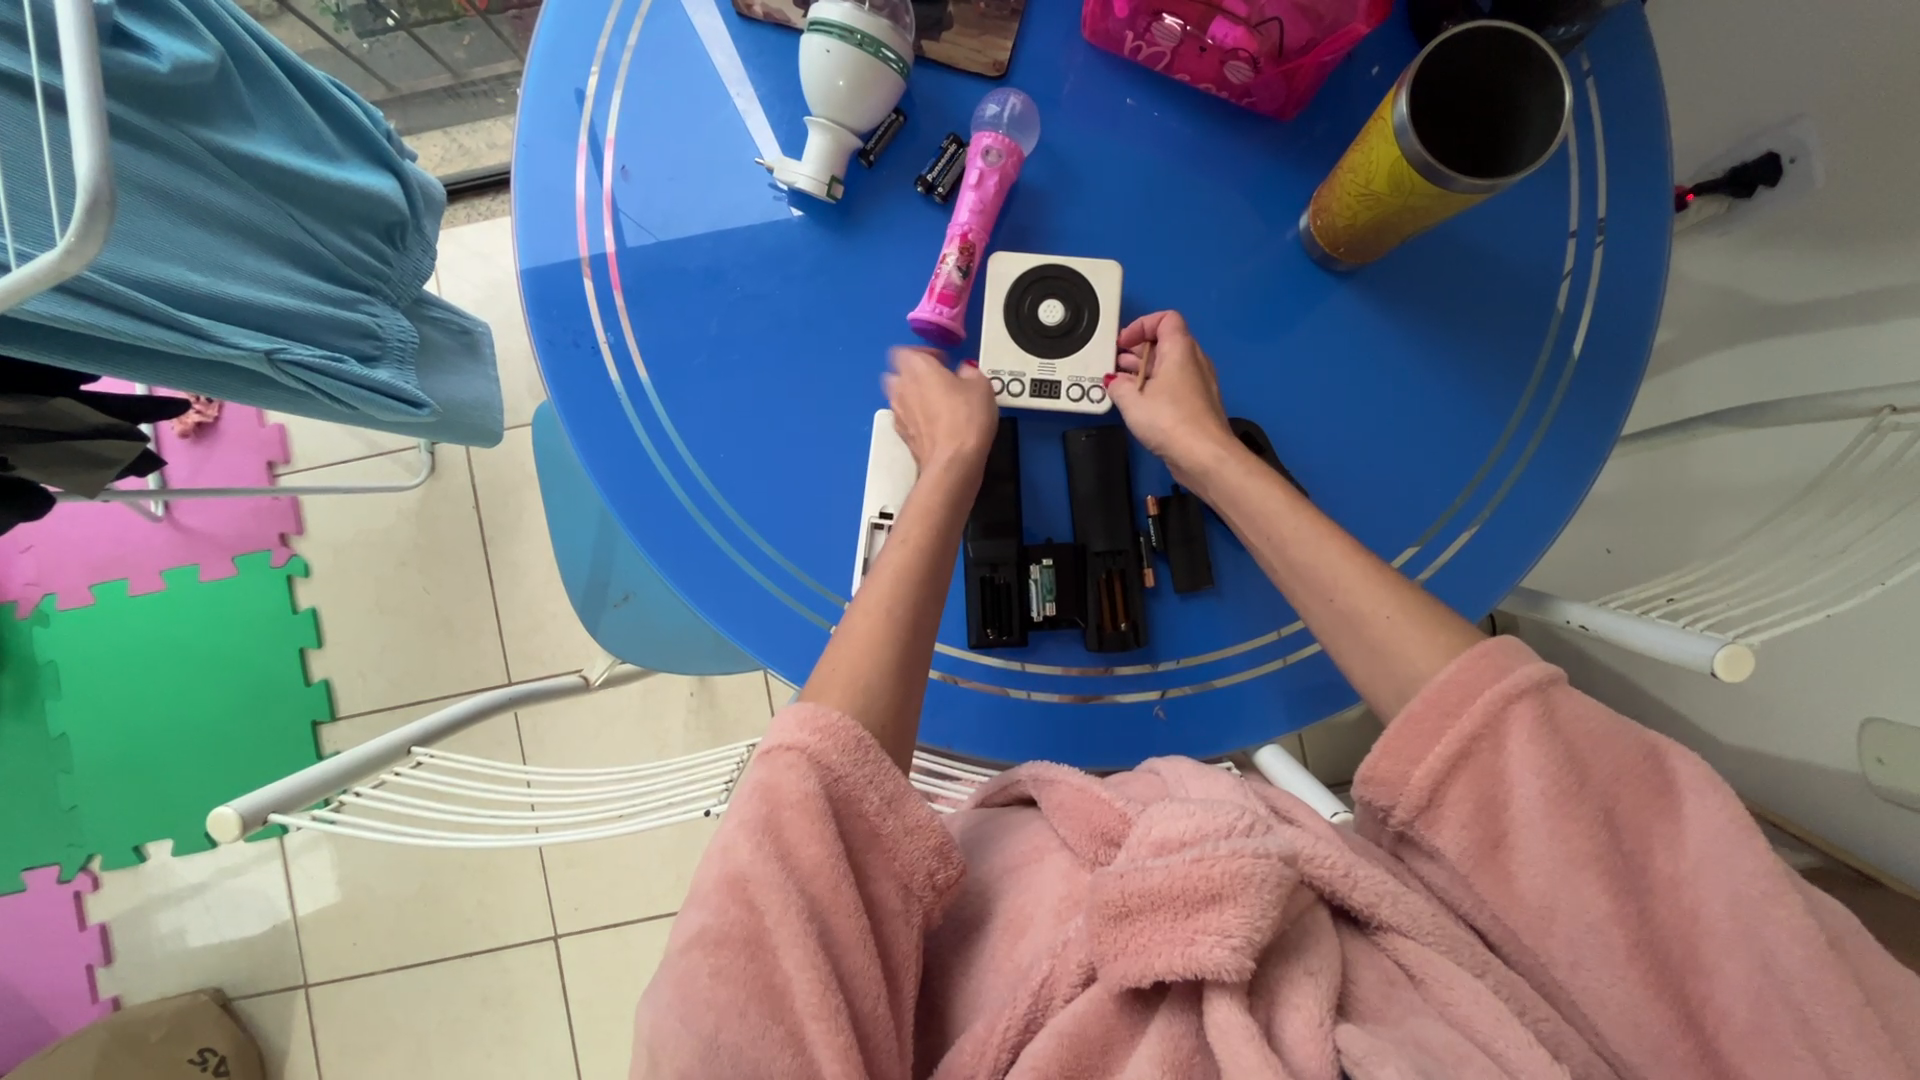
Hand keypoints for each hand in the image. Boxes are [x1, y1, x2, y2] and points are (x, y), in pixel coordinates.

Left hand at [883, 346, 998, 481]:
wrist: (953, 462)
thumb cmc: (967, 418)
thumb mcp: (981, 386)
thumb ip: (969, 372)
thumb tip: (964, 372)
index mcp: (916, 367)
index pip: (905, 350)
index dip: (924, 353)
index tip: (943, 362)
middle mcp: (901, 387)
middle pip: (897, 373)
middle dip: (914, 375)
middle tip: (937, 381)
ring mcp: (897, 413)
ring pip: (899, 396)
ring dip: (914, 397)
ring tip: (937, 404)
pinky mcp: (902, 435)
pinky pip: (905, 418)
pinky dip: (916, 418)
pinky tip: (936, 426)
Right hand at [1106, 311, 1243, 489]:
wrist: (1204, 456)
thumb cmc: (1169, 421)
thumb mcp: (1131, 401)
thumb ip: (1117, 386)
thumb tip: (1114, 382)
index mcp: (1180, 349)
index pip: (1165, 319)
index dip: (1141, 325)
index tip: (1122, 344)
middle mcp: (1194, 360)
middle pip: (1165, 342)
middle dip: (1137, 351)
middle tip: (1115, 365)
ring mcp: (1199, 382)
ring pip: (1169, 365)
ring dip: (1144, 370)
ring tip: (1120, 385)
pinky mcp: (1198, 403)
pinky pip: (1175, 384)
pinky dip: (1155, 387)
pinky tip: (1138, 404)